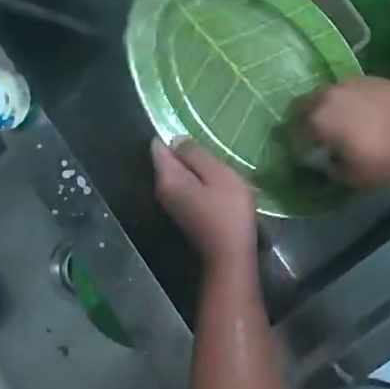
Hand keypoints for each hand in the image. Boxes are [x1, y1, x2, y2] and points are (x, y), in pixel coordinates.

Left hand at [152, 139, 256, 267]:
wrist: (230, 255)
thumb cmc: (228, 212)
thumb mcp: (217, 175)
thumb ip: (195, 154)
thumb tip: (176, 138)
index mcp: (167, 178)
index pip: (158, 146)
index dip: (175, 135)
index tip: (196, 133)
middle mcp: (162, 191)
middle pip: (168, 161)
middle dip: (187, 152)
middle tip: (212, 148)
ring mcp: (172, 205)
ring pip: (179, 175)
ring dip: (196, 168)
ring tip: (218, 164)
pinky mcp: (184, 214)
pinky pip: (187, 188)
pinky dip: (199, 182)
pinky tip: (217, 184)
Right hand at [298, 78, 389, 187]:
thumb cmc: (386, 157)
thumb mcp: (353, 177)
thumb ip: (329, 169)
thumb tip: (324, 161)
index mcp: (316, 119)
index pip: (292, 130)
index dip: (297, 144)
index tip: (306, 155)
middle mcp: (326, 95)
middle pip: (303, 106)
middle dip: (305, 121)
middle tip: (317, 139)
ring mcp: (346, 83)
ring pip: (324, 96)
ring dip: (325, 109)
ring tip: (340, 126)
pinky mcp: (367, 77)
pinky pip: (345, 91)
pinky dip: (345, 102)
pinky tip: (360, 116)